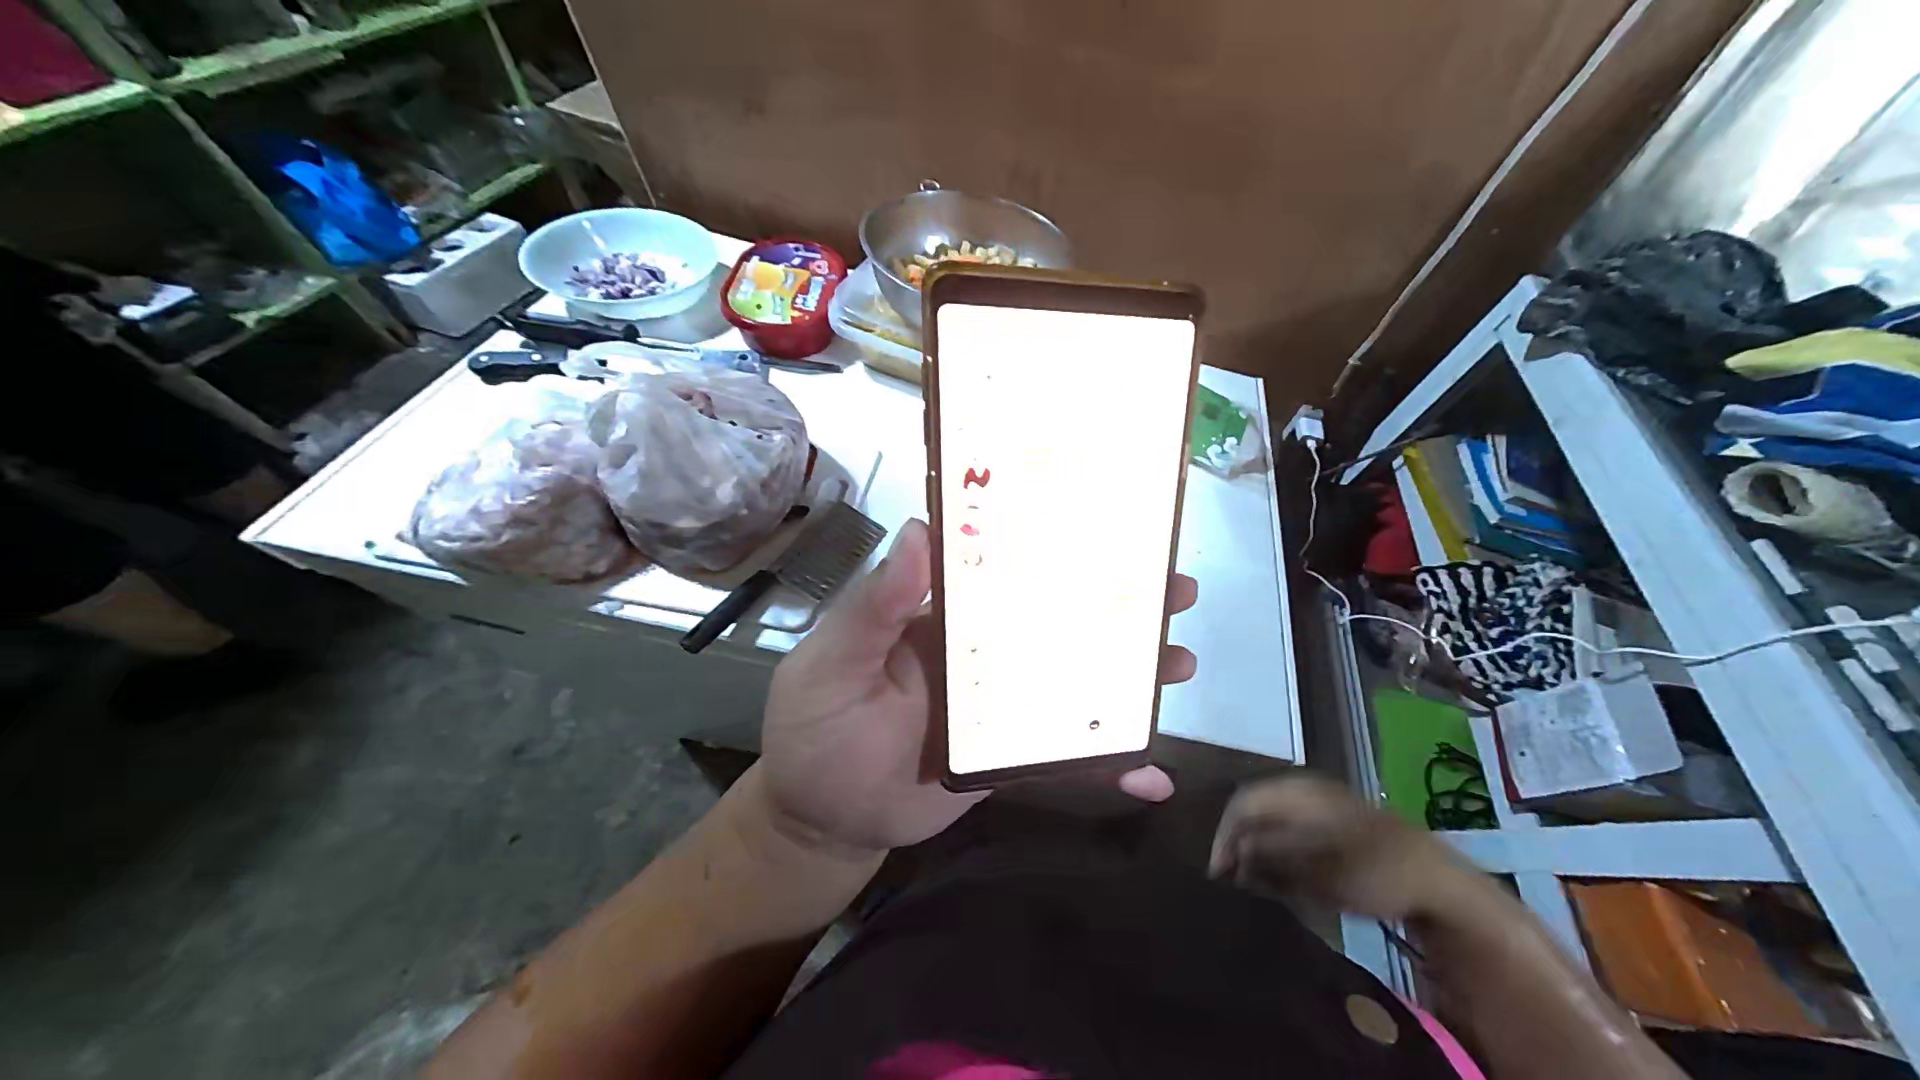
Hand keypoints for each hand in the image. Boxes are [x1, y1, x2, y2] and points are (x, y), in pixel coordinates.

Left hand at [758, 518, 1197, 854]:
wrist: (821, 819)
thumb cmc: (815, 729)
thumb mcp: (833, 662)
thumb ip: (874, 606)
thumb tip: (917, 530)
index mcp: (943, 617)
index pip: (1004, 568)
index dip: (1055, 546)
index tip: (1111, 529)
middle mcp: (980, 653)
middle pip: (1058, 621)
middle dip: (1116, 606)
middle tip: (1177, 592)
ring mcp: (999, 708)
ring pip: (1074, 683)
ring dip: (1127, 676)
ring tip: (1179, 665)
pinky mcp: (1009, 759)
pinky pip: (1065, 757)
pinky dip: (1107, 766)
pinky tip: (1155, 775)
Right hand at [1209, 773, 1483, 921]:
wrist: (1440, 881)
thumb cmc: (1374, 870)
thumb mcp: (1317, 870)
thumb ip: (1270, 856)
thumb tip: (1235, 851)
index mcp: (1296, 790)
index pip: (1241, 803)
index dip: (1223, 835)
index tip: (1216, 871)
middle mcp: (1304, 789)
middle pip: (1254, 809)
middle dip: (1238, 841)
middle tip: (1229, 876)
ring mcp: (1321, 803)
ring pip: (1272, 820)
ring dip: (1258, 847)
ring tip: (1250, 879)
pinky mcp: (1336, 822)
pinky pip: (1292, 829)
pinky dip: (1279, 849)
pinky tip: (1280, 874)